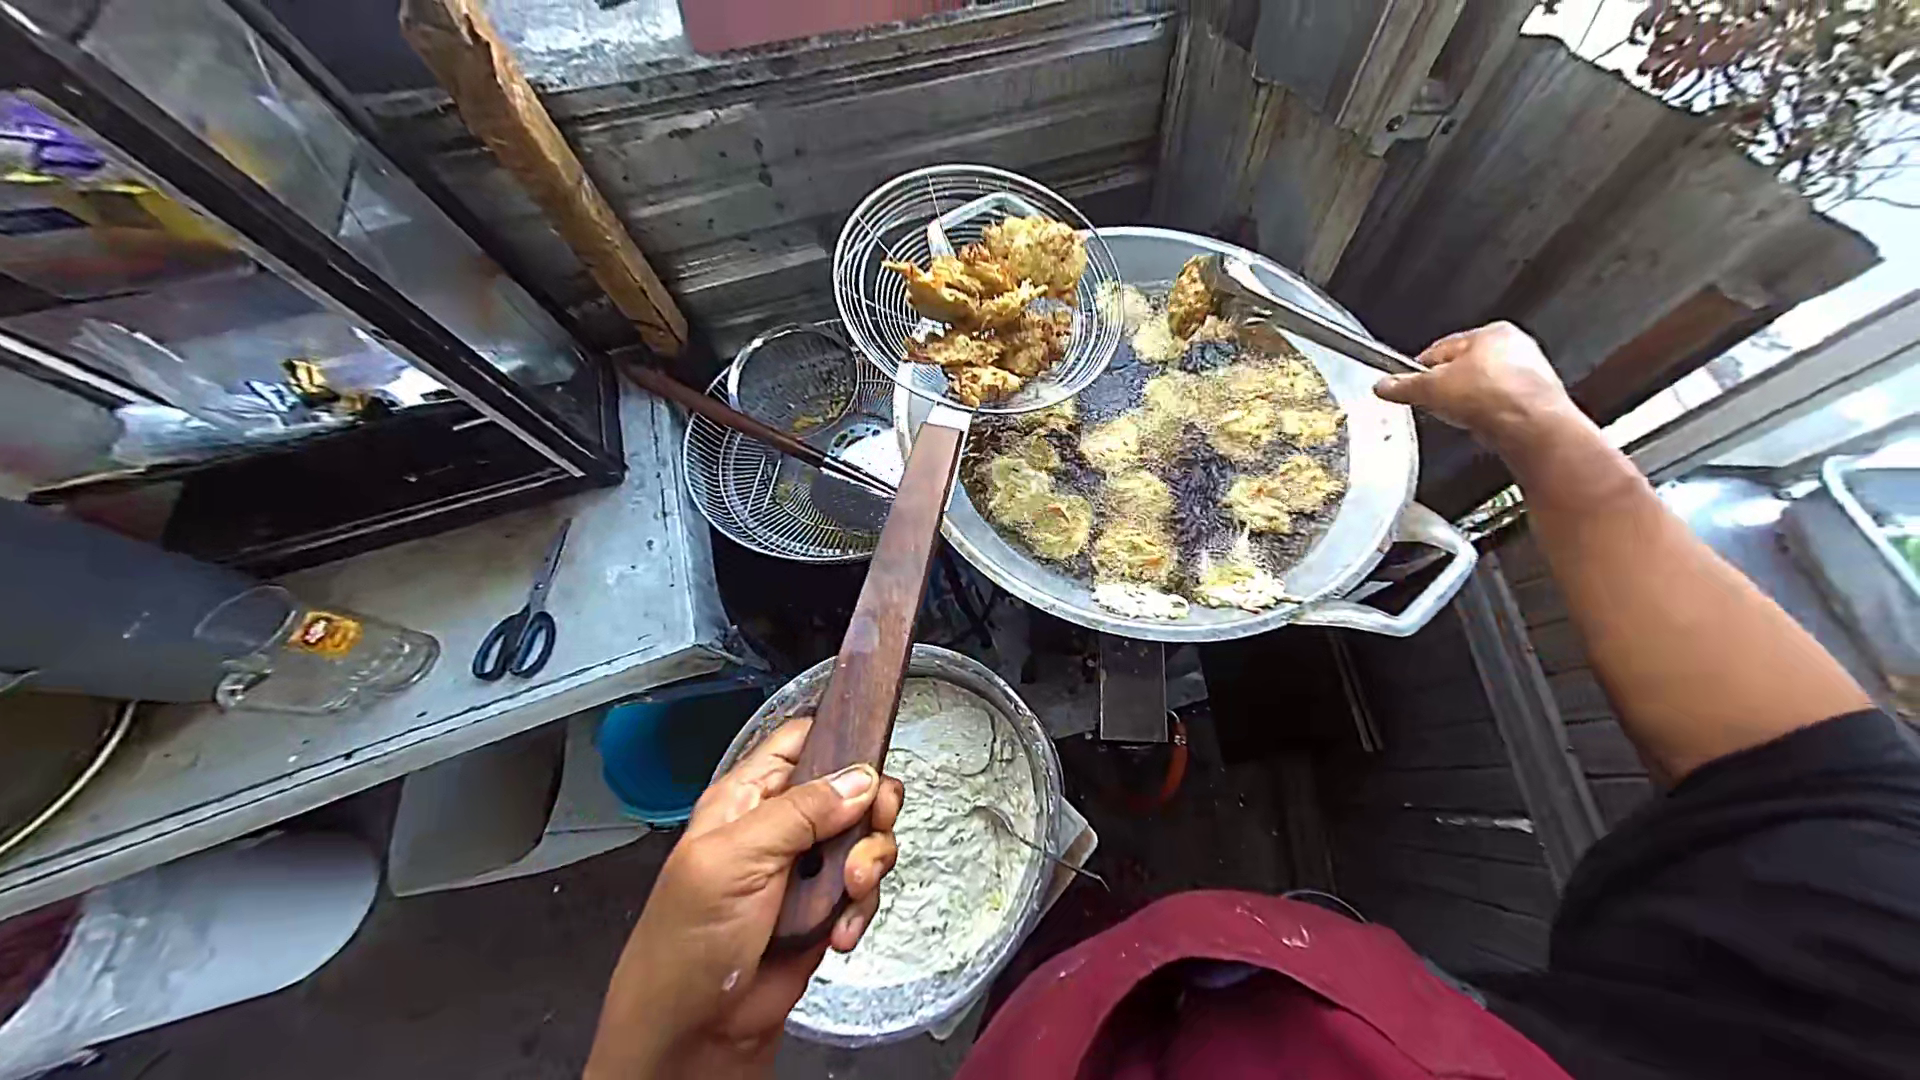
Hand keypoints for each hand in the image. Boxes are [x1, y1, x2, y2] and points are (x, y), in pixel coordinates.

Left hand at [586, 717, 903, 1079]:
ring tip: (849, 889)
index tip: (871, 749)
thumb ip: (799, 812)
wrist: (694, 1040)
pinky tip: (840, 928)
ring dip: (870, 860)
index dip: (838, 734)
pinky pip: (866, 884)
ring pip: (865, 833)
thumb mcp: (734, 861)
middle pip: (849, 785)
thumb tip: (859, 779)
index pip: (801, 739)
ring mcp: (805, 863)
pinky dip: (863, 904)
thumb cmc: (683, 948)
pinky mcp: (824, 902)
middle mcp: (781, 823)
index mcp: (748, 798)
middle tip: (870, 827)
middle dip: (870, 806)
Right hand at [1373, 321, 1584, 452]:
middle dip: (1442, 386)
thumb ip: (1401, 386)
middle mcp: (1515, 346)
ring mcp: (1528, 371)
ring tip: (1455, 413)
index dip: (1417, 370)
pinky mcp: (1532, 397)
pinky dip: (1481, 411)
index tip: (1406, 385)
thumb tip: (1384, 385)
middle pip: (1459, 368)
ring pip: (1478, 386)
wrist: (1526, 426)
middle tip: (1430, 402)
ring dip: (1462, 400)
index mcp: (1491, 332)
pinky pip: (1494, 402)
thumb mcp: (1428, 388)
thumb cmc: (1489, 396)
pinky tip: (1474, 420)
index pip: (1439, 350)